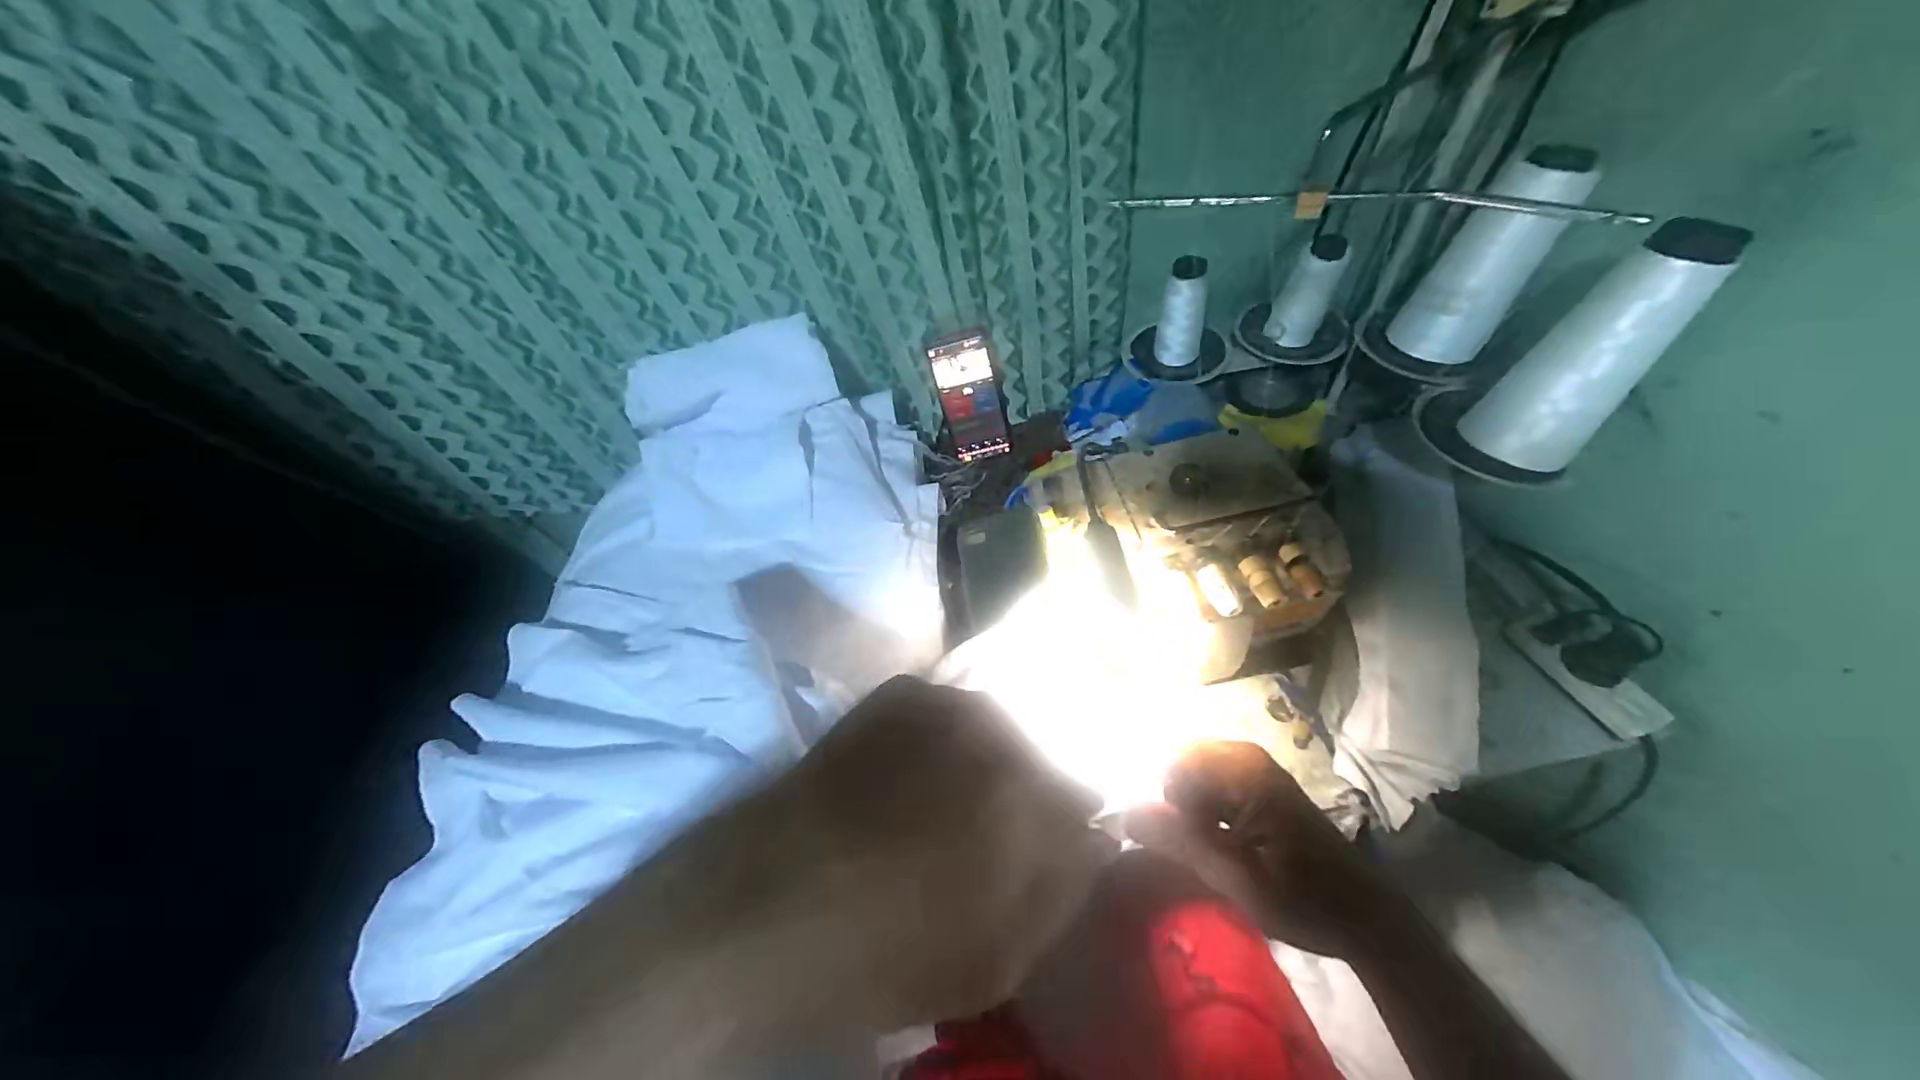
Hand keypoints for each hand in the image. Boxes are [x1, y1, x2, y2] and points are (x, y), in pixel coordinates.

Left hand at [763, 675, 1114, 1030]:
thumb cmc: (887, 953)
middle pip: (1044, 760)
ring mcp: (946, 703)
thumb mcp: (995, 962)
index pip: (1085, 804)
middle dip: (1032, 795)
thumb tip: (1096, 842)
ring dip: (990, 761)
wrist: (768, 904)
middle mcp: (999, 733)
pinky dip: (946, 737)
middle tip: (994, 833)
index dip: (1072, 833)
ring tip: (950, 801)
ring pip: (999, 729)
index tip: (1054, 852)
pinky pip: (948, 709)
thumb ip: (1061, 894)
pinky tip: (914, 772)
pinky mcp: (899, 693)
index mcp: (1032, 801)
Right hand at [1124, 740, 1401, 958]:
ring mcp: (1257, 767)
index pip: (1177, 767)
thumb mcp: (1237, 880)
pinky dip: (1207, 805)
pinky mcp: (1261, 781)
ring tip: (1214, 845)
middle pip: (1184, 763)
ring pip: (1196, 770)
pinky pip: (1214, 778)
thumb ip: (1181, 842)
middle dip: (1180, 801)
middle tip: (1201, 843)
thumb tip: (1127, 814)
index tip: (1194, 843)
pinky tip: (1226, 839)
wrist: (1365, 916)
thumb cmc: (1304, 901)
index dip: (1173, 805)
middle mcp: (1249, 758)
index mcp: (1246, 775)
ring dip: (1193, 805)